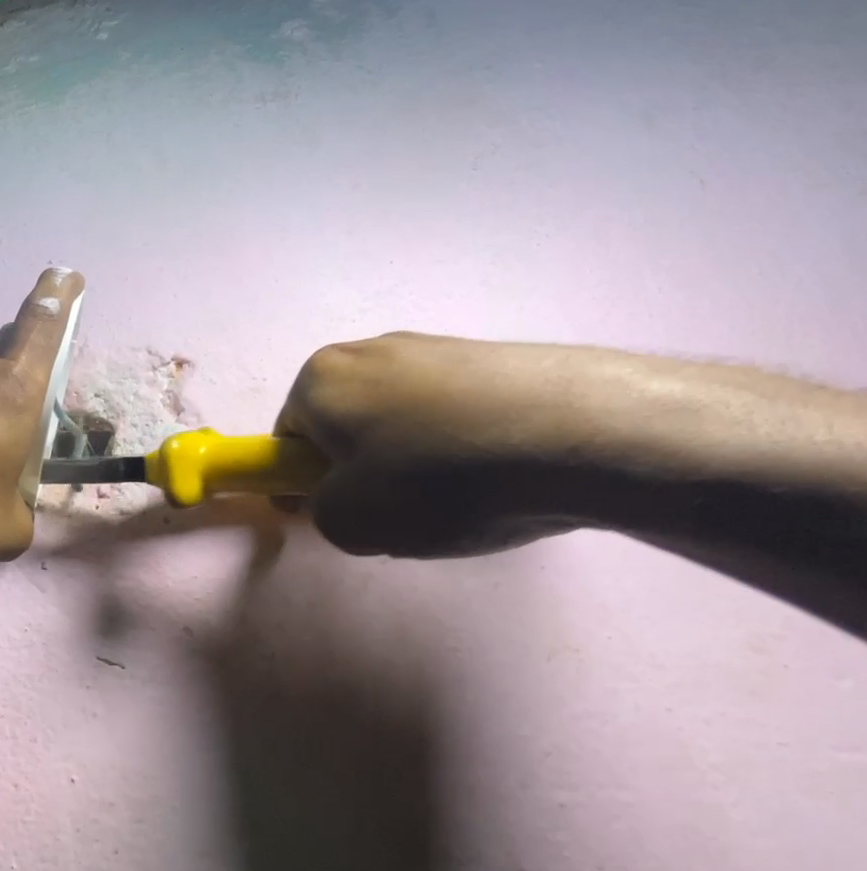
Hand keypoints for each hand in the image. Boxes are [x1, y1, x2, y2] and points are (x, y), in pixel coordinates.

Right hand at [273, 333, 605, 557]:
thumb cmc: (441, 479)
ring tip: (462, 497)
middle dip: (360, 469)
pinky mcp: (490, 356)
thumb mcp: (350, 523)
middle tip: (400, 512)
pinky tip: (497, 474)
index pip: (287, 438)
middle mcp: (366, 350)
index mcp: (318, 379)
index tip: (341, 514)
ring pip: (398, 419)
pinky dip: (460, 443)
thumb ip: (321, 513)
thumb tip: (343, 497)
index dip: (305, 484)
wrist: (584, 434)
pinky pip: (451, 411)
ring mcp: (432, 347)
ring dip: (411, 458)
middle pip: (342, 425)